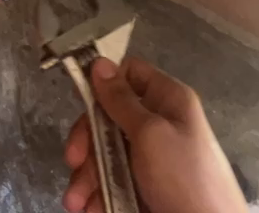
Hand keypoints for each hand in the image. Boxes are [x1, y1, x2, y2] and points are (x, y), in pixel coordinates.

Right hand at [63, 57, 246, 212]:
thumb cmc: (184, 180)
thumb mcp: (150, 134)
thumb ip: (120, 100)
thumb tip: (99, 61)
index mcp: (168, 101)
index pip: (130, 73)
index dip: (105, 84)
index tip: (82, 102)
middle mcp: (158, 125)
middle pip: (109, 116)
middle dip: (87, 141)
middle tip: (74, 161)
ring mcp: (151, 160)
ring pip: (106, 153)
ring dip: (87, 175)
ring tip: (77, 202)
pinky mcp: (144, 190)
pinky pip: (112, 182)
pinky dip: (97, 195)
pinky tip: (89, 208)